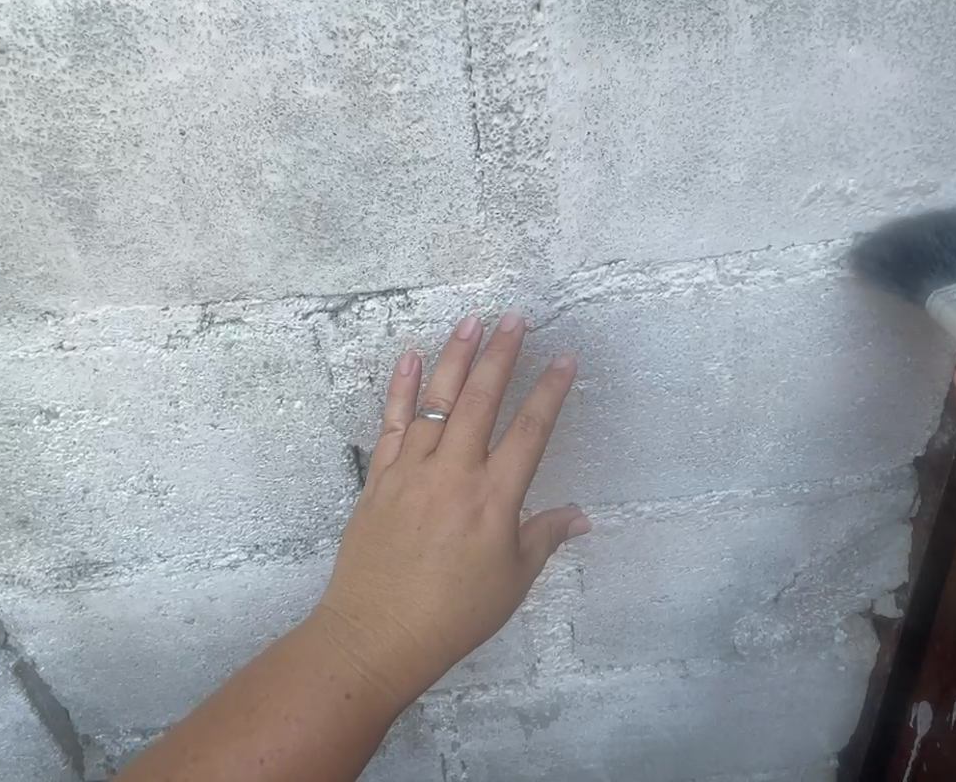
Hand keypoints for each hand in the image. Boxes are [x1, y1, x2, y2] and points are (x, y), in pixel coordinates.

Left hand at [308, 313, 586, 704]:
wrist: (374, 637)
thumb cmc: (451, 616)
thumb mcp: (511, 582)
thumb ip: (545, 538)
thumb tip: (581, 516)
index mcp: (493, 499)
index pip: (530, 431)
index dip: (550, 391)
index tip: (564, 359)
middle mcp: (454, 472)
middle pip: (483, 400)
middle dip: (502, 354)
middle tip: (516, 319)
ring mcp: (412, 470)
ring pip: (438, 401)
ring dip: (456, 357)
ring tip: (472, 322)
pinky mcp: (380, 476)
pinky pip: (392, 422)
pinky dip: (401, 387)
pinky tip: (410, 356)